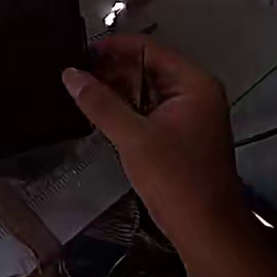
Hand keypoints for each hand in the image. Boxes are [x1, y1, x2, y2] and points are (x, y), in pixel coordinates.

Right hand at [63, 35, 244, 241]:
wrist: (205, 229)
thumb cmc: (175, 178)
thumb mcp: (133, 137)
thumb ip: (100, 103)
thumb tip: (70, 74)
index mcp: (193, 85)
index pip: (150, 50)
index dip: (114, 47)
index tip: (81, 53)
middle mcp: (194, 94)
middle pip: (148, 69)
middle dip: (112, 71)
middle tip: (75, 77)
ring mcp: (188, 116)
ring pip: (145, 92)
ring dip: (116, 92)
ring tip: (80, 94)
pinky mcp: (179, 136)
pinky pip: (147, 111)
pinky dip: (125, 111)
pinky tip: (99, 115)